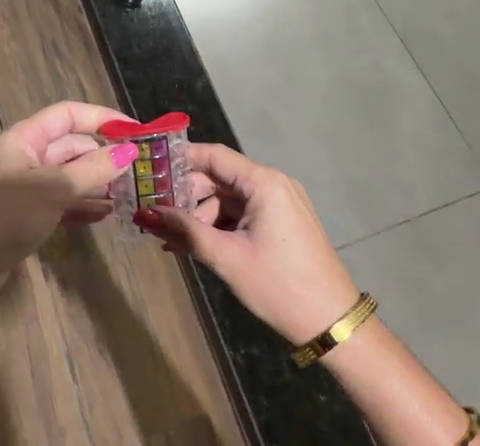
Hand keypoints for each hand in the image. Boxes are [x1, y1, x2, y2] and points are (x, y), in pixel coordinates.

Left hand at [0, 101, 139, 288]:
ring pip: (72, 175)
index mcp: (26, 138)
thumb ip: (92, 170)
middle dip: (105, 154)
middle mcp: (28, 156)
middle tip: (140, 169)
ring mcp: (28, 187)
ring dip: (99, 181)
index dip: (102, 118)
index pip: (70, 115)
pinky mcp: (30, 215)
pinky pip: (65, 201)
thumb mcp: (51, 190)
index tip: (136, 131)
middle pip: (73, 145)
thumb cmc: (4, 217)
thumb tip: (130, 151)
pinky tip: (107, 214)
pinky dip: (85, 205)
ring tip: (131, 193)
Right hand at [135, 144, 359, 343]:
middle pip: (220, 178)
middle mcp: (273, 184)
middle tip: (154, 213)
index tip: (149, 169)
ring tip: (172, 240)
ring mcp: (281, 203)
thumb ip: (185, 231)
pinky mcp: (283, 223)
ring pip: (229, 199)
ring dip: (201, 216)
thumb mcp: (227, 258)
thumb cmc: (279, 286)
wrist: (333, 324)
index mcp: (264, 182)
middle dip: (187, 196)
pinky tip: (196, 245)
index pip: (214, 155)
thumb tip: (147, 214)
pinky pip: (243, 214)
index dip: (180, 159)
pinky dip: (220, 227)